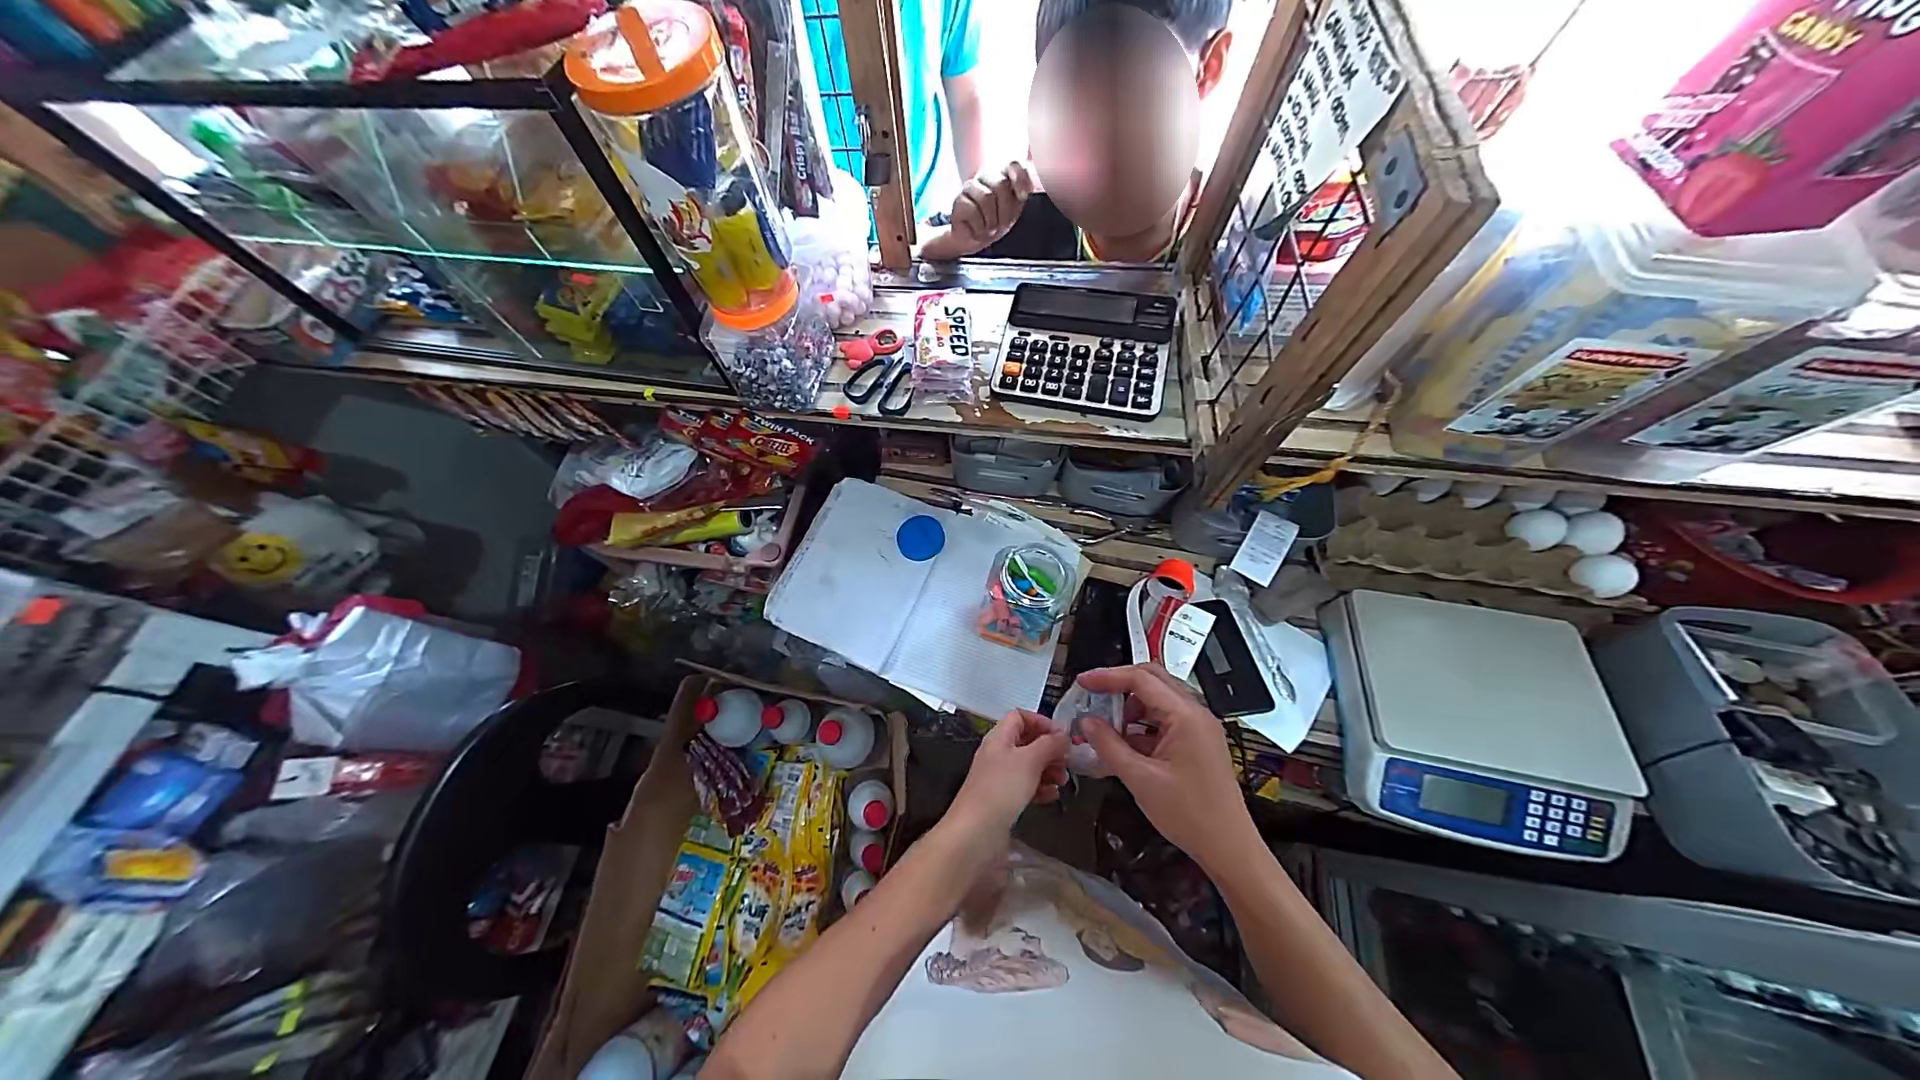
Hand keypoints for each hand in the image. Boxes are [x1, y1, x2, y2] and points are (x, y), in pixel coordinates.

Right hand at [944, 162, 1036, 255]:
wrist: (975, 241)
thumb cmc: (997, 223)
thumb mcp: (1016, 208)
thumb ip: (1025, 191)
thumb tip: (1041, 183)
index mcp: (1003, 174)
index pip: (1014, 165)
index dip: (1020, 179)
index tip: (1023, 197)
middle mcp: (986, 175)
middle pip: (1001, 184)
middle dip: (1005, 210)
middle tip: (1002, 225)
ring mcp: (970, 186)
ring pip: (986, 198)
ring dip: (991, 221)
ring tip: (989, 229)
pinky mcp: (958, 201)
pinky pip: (972, 211)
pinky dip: (979, 228)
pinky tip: (977, 231)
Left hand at [947, 709, 1068, 837]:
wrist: (976, 832)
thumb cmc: (1000, 790)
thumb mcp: (1030, 760)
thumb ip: (1050, 744)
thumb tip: (1063, 736)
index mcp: (999, 738)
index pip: (1019, 716)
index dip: (1041, 721)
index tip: (1061, 734)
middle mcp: (997, 754)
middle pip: (1027, 741)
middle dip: (1049, 749)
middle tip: (1066, 760)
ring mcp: (999, 778)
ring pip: (1028, 766)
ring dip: (1048, 770)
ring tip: (1062, 780)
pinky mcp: (1003, 800)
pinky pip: (1025, 787)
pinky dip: (1040, 788)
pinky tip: (1051, 796)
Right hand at [1078, 664, 1259, 871]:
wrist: (1228, 847)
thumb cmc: (1193, 816)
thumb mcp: (1140, 779)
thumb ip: (1109, 746)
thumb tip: (1088, 724)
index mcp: (1186, 717)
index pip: (1141, 679)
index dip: (1108, 677)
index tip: (1084, 682)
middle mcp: (1196, 716)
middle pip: (1152, 681)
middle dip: (1119, 686)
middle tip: (1093, 697)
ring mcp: (1199, 728)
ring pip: (1157, 700)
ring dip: (1130, 708)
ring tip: (1107, 728)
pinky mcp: (1197, 742)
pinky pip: (1165, 720)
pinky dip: (1142, 726)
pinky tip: (1124, 745)